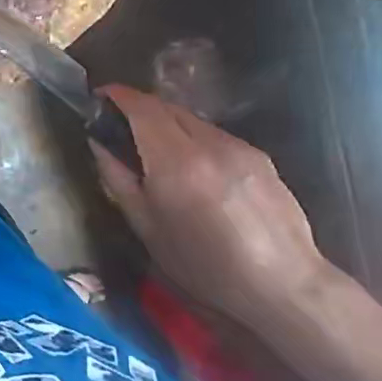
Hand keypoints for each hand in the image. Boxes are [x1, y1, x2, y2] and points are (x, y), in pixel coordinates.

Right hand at [91, 85, 338, 326]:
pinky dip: (197, 141)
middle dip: (142, 109)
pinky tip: (199, 173)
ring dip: (170, 126)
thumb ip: (119, 179)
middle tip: (124, 126)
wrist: (282, 285)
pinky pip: (217, 136)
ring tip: (160, 153)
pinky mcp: (259, 155)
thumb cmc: (204, 267)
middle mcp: (208, 142)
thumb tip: (99, 143)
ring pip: (193, 120)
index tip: (101, 96)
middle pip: (168, 107)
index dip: (119, 95)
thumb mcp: (148, 228)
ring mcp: (238, 146)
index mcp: (176, 162)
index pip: (142, 108)